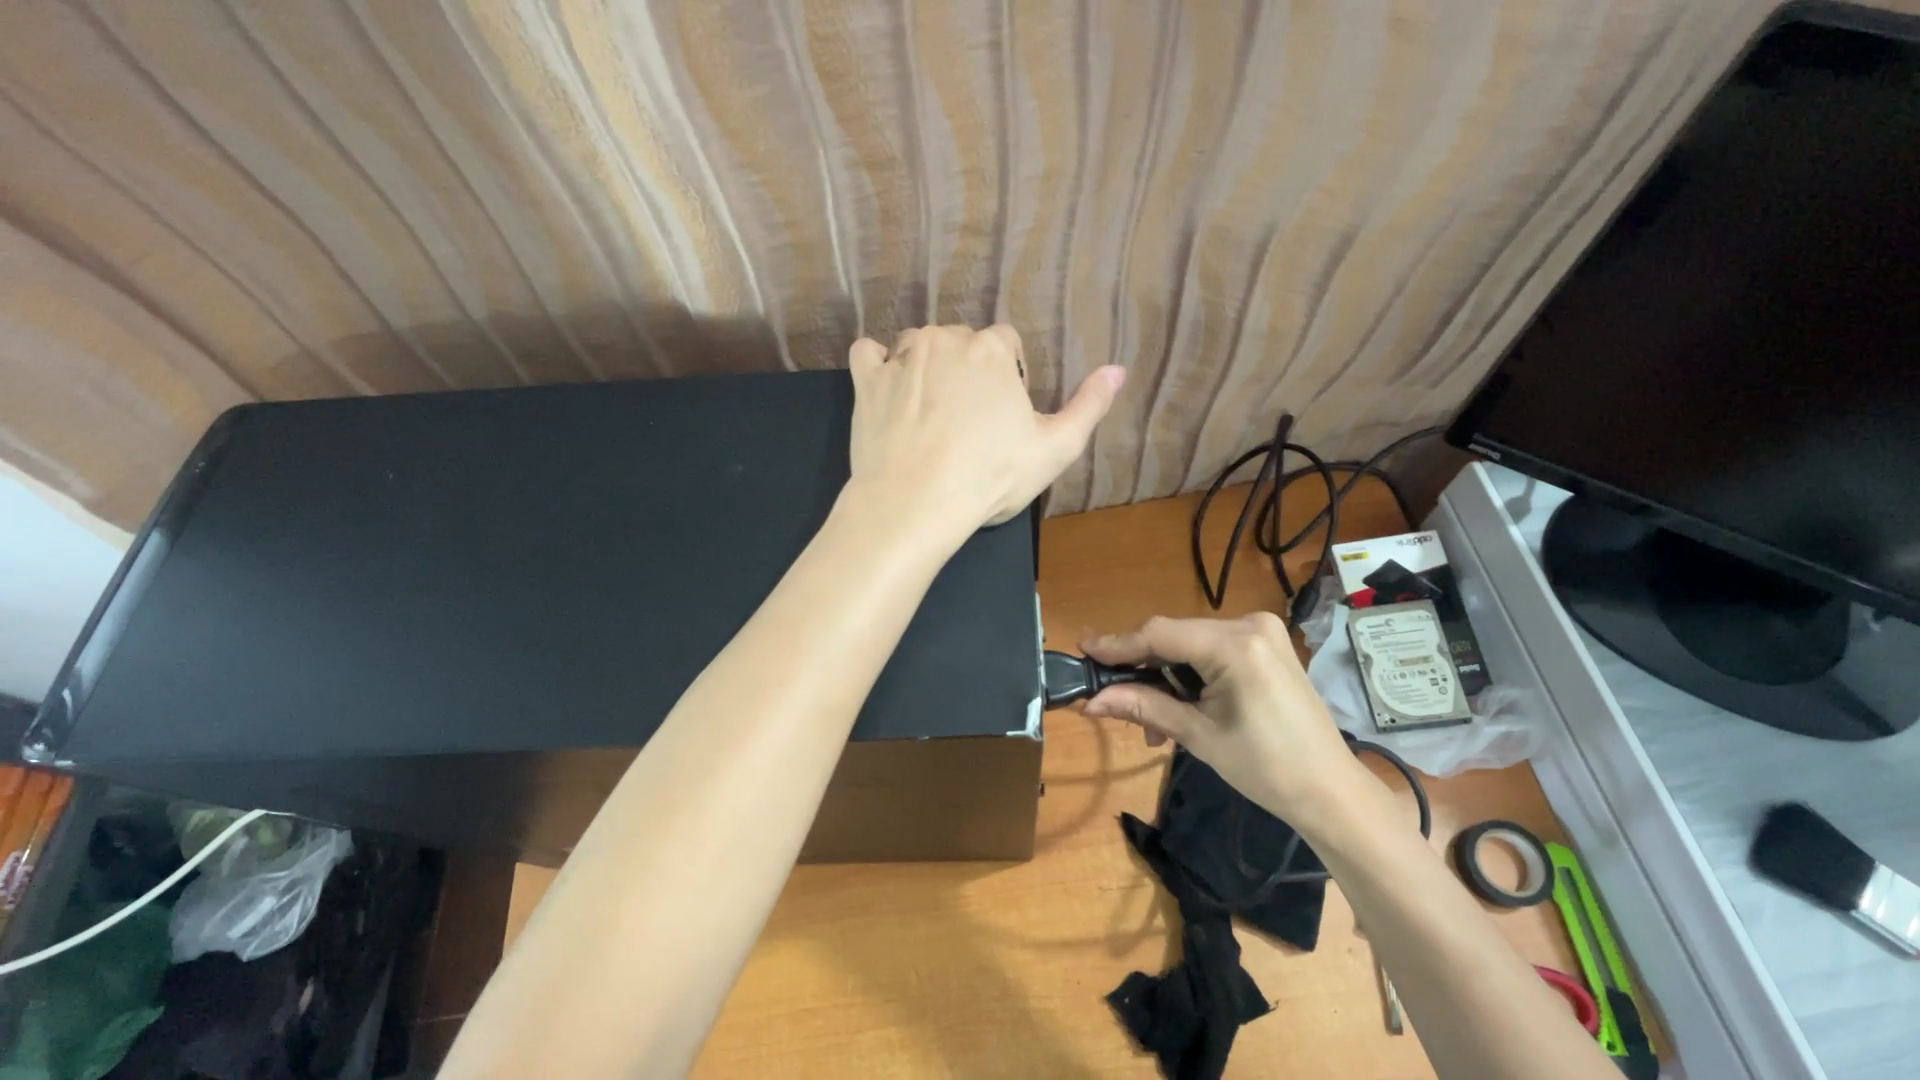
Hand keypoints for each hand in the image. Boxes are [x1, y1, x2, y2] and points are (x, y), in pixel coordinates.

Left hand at [845, 324, 1123, 533]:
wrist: (915, 504)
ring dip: (927, 365)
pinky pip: (869, 353)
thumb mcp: (1055, 449)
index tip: (1004, 414)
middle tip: (970, 420)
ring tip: (931, 411)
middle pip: (962, 342)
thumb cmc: (990, 477)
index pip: (1006, 343)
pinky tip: (889, 390)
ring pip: (919, 344)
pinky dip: (879, 365)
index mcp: (991, 351)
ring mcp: (901, 358)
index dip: (1009, 376)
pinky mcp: (866, 381)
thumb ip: (1089, 405)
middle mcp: (944, 341)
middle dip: (968, 370)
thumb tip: (1117, 368)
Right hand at [1082, 613, 1363, 827]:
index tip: (1083, 651)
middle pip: (1174, 636)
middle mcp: (1251, 625)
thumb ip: (1145, 707)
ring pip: (1191, 643)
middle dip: (1142, 669)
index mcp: (1236, 646)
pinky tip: (1182, 706)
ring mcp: (1263, 633)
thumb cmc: (1266, 768)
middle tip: (1113, 701)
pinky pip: (1213, 649)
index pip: (1160, 634)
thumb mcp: (1198, 736)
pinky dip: (1191, 674)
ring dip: (1166, 676)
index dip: (1119, 644)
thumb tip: (1093, 701)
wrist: (1328, 789)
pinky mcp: (1268, 646)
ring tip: (1153, 724)